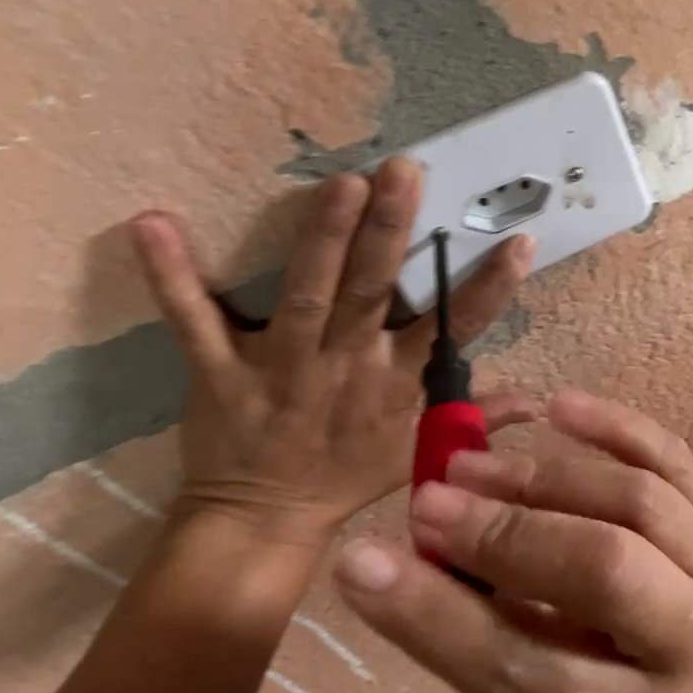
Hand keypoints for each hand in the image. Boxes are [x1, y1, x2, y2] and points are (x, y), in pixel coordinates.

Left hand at [129, 157, 538, 547]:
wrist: (264, 522)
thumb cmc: (348, 477)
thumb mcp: (421, 450)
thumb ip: (476, 418)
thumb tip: (538, 401)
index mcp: (395, 380)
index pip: (453, 327)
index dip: (489, 287)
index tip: (519, 241)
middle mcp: (345, 363)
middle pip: (373, 291)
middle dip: (391, 230)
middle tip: (404, 170)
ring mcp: (280, 365)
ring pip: (306, 293)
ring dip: (324, 238)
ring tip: (342, 183)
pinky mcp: (219, 372)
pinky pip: (194, 321)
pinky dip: (172, 275)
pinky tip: (154, 221)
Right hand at [331, 390, 692, 692]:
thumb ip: (486, 631)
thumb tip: (395, 557)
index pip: (528, 667)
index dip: (438, 617)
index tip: (363, 562)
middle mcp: (690, 640)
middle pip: (603, 571)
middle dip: (506, 532)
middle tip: (428, 501)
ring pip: (638, 503)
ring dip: (546, 476)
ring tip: (470, 465)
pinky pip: (674, 459)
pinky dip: (616, 427)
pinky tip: (559, 405)